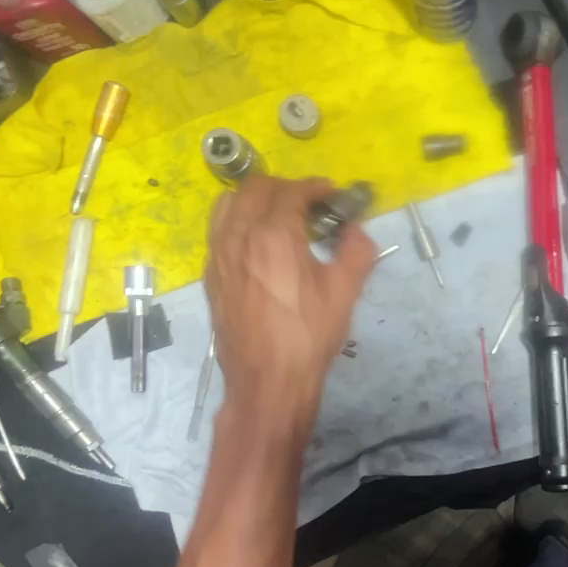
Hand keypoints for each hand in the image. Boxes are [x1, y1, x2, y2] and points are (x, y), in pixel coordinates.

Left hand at [205, 175, 375, 420]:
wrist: (267, 379)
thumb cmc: (309, 335)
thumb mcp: (345, 292)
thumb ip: (356, 251)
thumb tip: (356, 230)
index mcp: (274, 235)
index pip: (292, 192)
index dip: (314, 187)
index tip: (331, 193)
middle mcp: (239, 236)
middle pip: (254, 188)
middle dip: (284, 187)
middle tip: (308, 202)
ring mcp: (219, 256)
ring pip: (227, 205)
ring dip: (254, 200)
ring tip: (278, 216)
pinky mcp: (211, 276)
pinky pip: (219, 232)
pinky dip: (238, 223)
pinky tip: (258, 245)